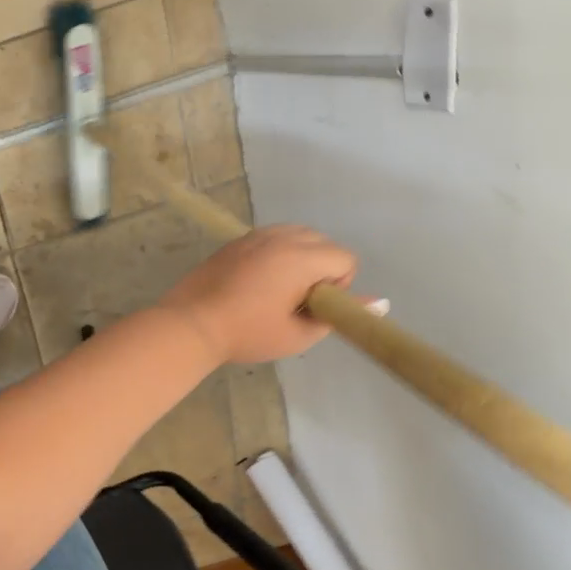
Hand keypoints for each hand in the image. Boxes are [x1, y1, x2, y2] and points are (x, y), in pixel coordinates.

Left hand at [156, 225, 362, 363]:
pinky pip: (270, 239)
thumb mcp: (298, 334)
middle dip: (320, 268)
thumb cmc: (247, 333)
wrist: (190, 325)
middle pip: (323, 242)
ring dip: (298, 258)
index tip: (311, 307)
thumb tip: (380, 303)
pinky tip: (255, 282)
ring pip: (296, 236)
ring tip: (277, 291)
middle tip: (294, 300)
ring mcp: (254, 236)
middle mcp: (280, 237)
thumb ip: (339, 315)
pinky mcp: (234, 242)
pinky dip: (275, 254)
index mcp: (301, 256)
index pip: (344, 258)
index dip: (337, 285)